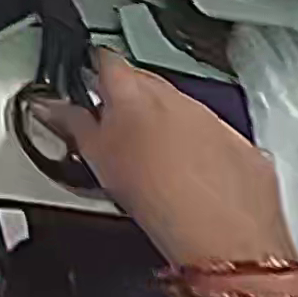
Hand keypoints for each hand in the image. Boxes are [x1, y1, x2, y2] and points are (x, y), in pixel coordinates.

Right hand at [37, 50, 297, 266]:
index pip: (106, 58)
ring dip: (166, 120)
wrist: (220, 239)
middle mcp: (174, 96)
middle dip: (129, 95)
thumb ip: (69, 119)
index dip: (93, 64)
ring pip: (181, 107)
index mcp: (130, 89)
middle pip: (144, 80)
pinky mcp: (246, 149)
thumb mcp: (92, 152)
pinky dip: (203, 146)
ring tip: (153, 154)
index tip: (88, 75)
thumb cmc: (153, 194)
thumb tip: (51, 107)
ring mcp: (213, 121)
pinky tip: (192, 172)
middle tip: (115, 122)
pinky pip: (217, 136)